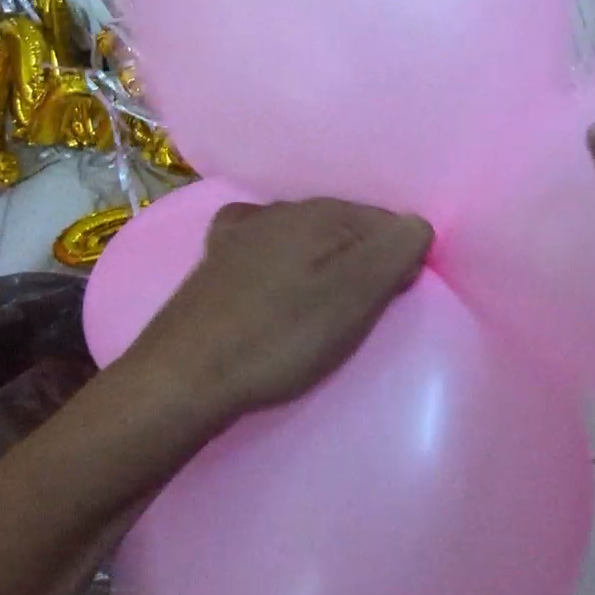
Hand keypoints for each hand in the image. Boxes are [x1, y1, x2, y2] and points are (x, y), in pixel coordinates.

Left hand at [117, 198, 433, 429]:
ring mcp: (244, 232)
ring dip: (327, 264)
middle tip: (358, 313)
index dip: (400, 262)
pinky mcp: (215, 261)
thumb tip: (417, 226)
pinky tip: (277, 278)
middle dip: (366, 262)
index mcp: (325, 212)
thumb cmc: (279, 338)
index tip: (389, 301)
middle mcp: (286, 209)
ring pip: (314, 237)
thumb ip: (399, 248)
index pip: (393, 224)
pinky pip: (268, 244)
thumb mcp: (357, 295)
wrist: (177, 384)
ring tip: (320, 308)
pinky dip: (284, 257)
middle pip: (354, 228)